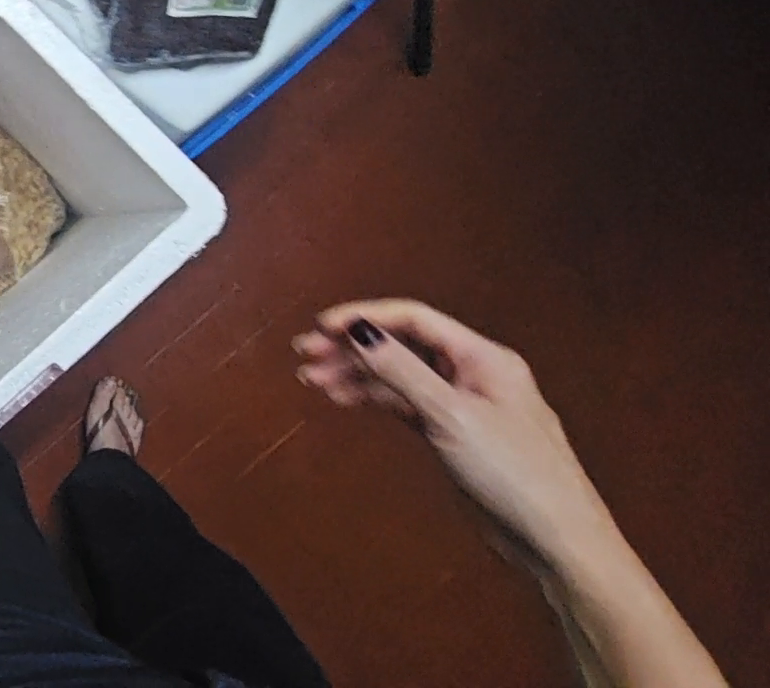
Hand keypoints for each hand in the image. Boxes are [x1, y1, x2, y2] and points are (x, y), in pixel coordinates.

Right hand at [293, 299, 616, 567]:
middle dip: (350, 346)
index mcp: (483, 358)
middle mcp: (470, 372)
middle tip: (305, 353)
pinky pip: (399, 399)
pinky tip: (340, 397)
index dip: (364, 317)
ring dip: (353, 372)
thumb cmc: (516, 474)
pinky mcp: (448, 428)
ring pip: (394, 373)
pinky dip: (369, 396)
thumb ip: (401, 370)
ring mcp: (459, 401)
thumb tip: (358, 331)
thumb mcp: (452, 416)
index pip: (413, 319)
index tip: (320, 326)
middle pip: (399, 344)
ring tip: (312, 379)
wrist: (557, 544)